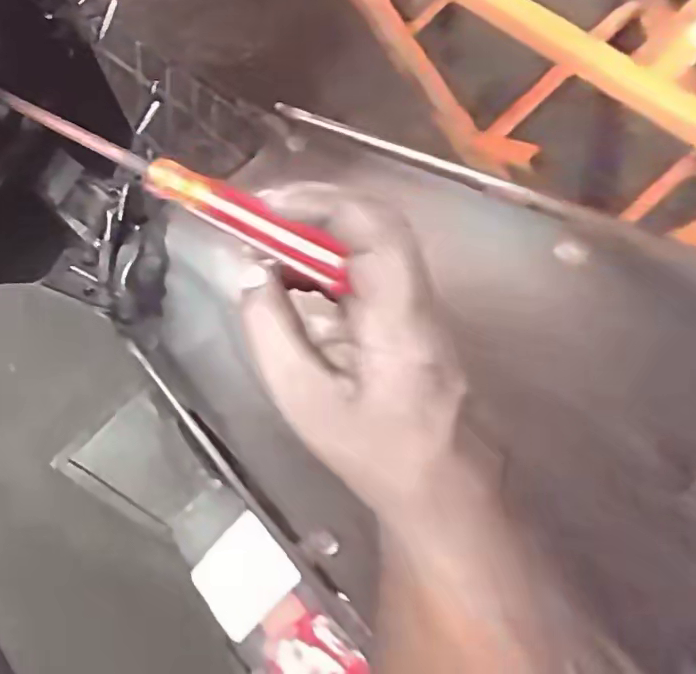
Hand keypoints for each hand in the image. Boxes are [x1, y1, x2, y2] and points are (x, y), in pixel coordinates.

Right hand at [236, 183, 472, 522]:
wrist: (446, 492)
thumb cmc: (373, 451)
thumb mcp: (301, 396)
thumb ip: (268, 327)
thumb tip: (249, 270)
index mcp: (398, 320)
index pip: (374, 231)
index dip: (316, 203)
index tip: (261, 207)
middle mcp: (415, 300)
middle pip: (371, 220)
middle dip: (305, 204)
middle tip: (251, 214)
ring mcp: (413, 303)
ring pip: (364, 238)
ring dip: (306, 228)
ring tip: (256, 241)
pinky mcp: (401, 312)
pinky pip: (357, 263)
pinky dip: (313, 255)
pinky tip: (282, 275)